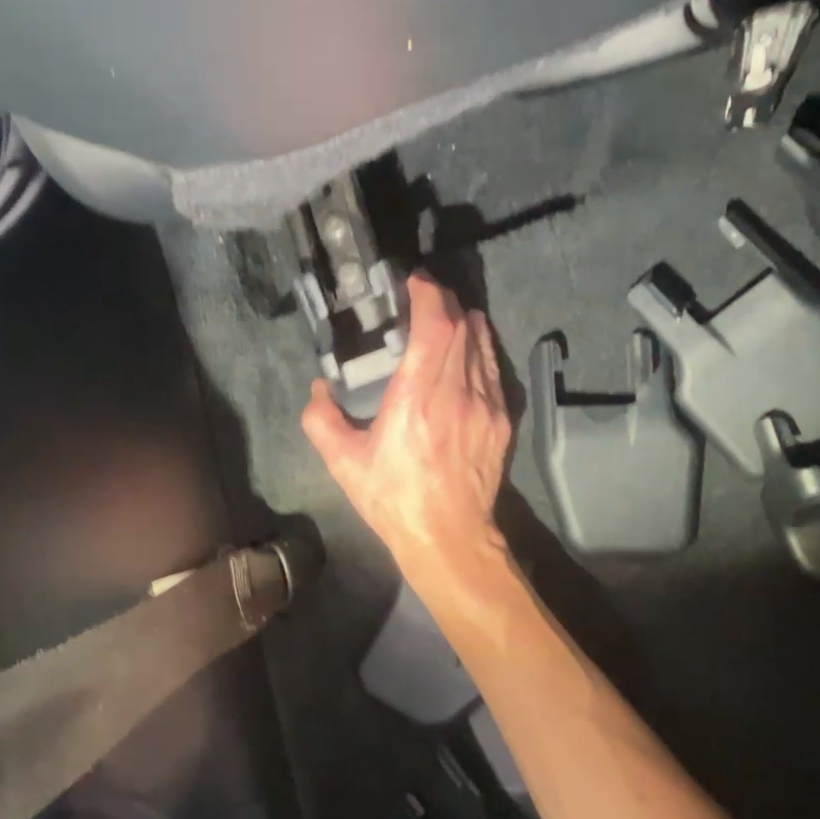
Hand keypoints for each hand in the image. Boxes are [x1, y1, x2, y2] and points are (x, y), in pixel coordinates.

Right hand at [302, 274, 512, 576]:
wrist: (448, 536)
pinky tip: (467, 353)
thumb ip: (321, 421)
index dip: (428, 295)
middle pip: (462, 326)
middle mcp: (457, 391)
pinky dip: (479, 349)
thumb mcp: (344, 463)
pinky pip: (493, 369)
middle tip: (424, 297)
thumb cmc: (393, 499)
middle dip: (445, 302)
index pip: (435, 326)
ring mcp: (486, 405)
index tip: (415, 282)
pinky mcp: (501, 421)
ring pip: (482, 344)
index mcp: (417, 396)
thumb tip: (318, 390)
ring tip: (446, 317)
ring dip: (465, 322)